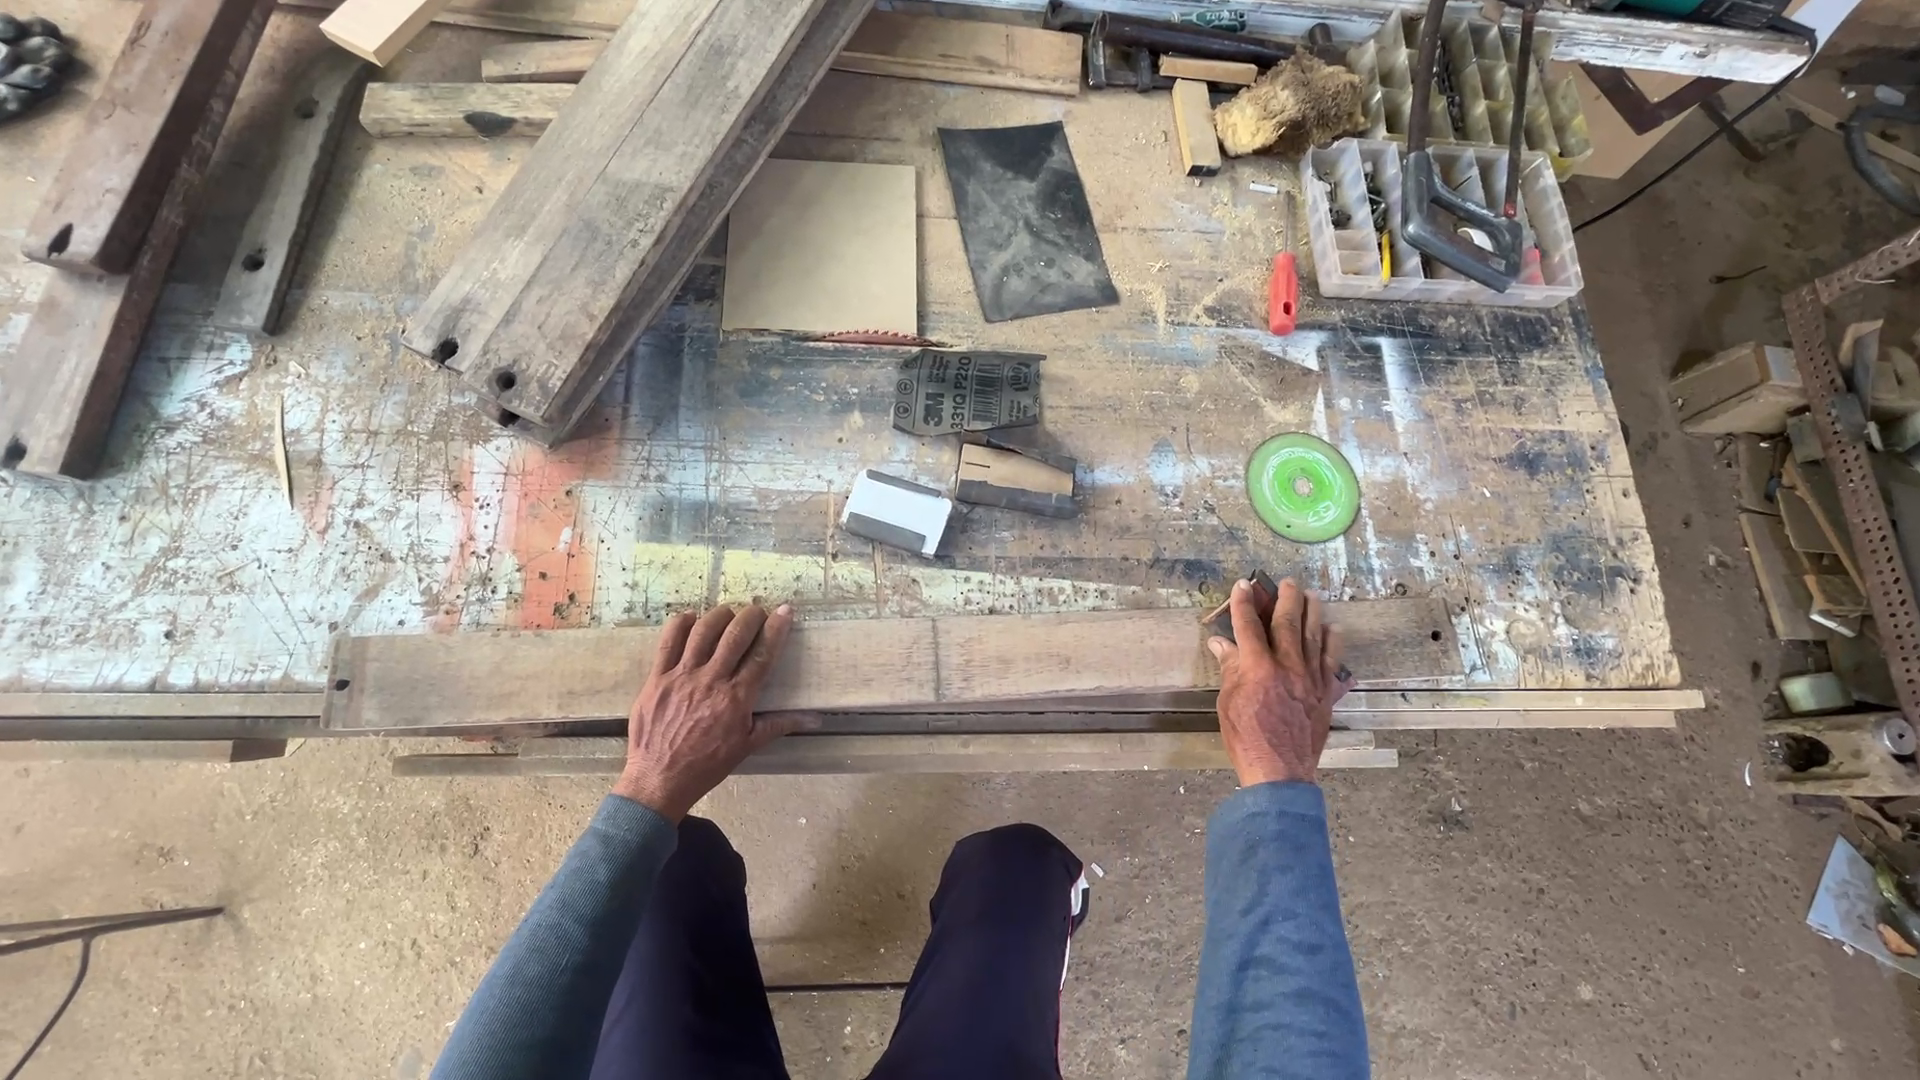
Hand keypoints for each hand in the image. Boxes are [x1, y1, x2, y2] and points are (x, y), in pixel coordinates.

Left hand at [612, 603, 816, 820]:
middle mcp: (711, 681)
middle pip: (735, 635)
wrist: (659, 781)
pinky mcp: (656, 678)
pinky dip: (682, 624)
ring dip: (720, 616)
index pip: (762, 654)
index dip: (776, 629)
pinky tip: (692, 619)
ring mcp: (681, 677)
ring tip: (728, 615)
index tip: (786, 611)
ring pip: (703, 631)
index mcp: (736, 698)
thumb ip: (779, 725)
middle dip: (751, 615)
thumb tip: (814, 720)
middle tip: (757, 611)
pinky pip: (668, 641)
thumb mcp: (747, 746)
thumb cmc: (707, 765)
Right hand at [1205, 578, 1352, 786]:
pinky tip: (1334, 633)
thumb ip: (1230, 669)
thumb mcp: (1227, 702)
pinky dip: (1334, 647)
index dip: (1243, 603)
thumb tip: (1222, 644)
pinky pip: (1333, 666)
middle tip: (1288, 582)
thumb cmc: (1246, 738)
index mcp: (1258, 667)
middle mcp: (1288, 667)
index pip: (1248, 626)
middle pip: (1288, 624)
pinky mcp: (1326, 696)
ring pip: (1315, 639)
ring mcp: (1311, 681)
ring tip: (1313, 597)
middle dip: (1286, 599)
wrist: (1279, 771)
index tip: (1242, 585)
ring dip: (1313, 614)